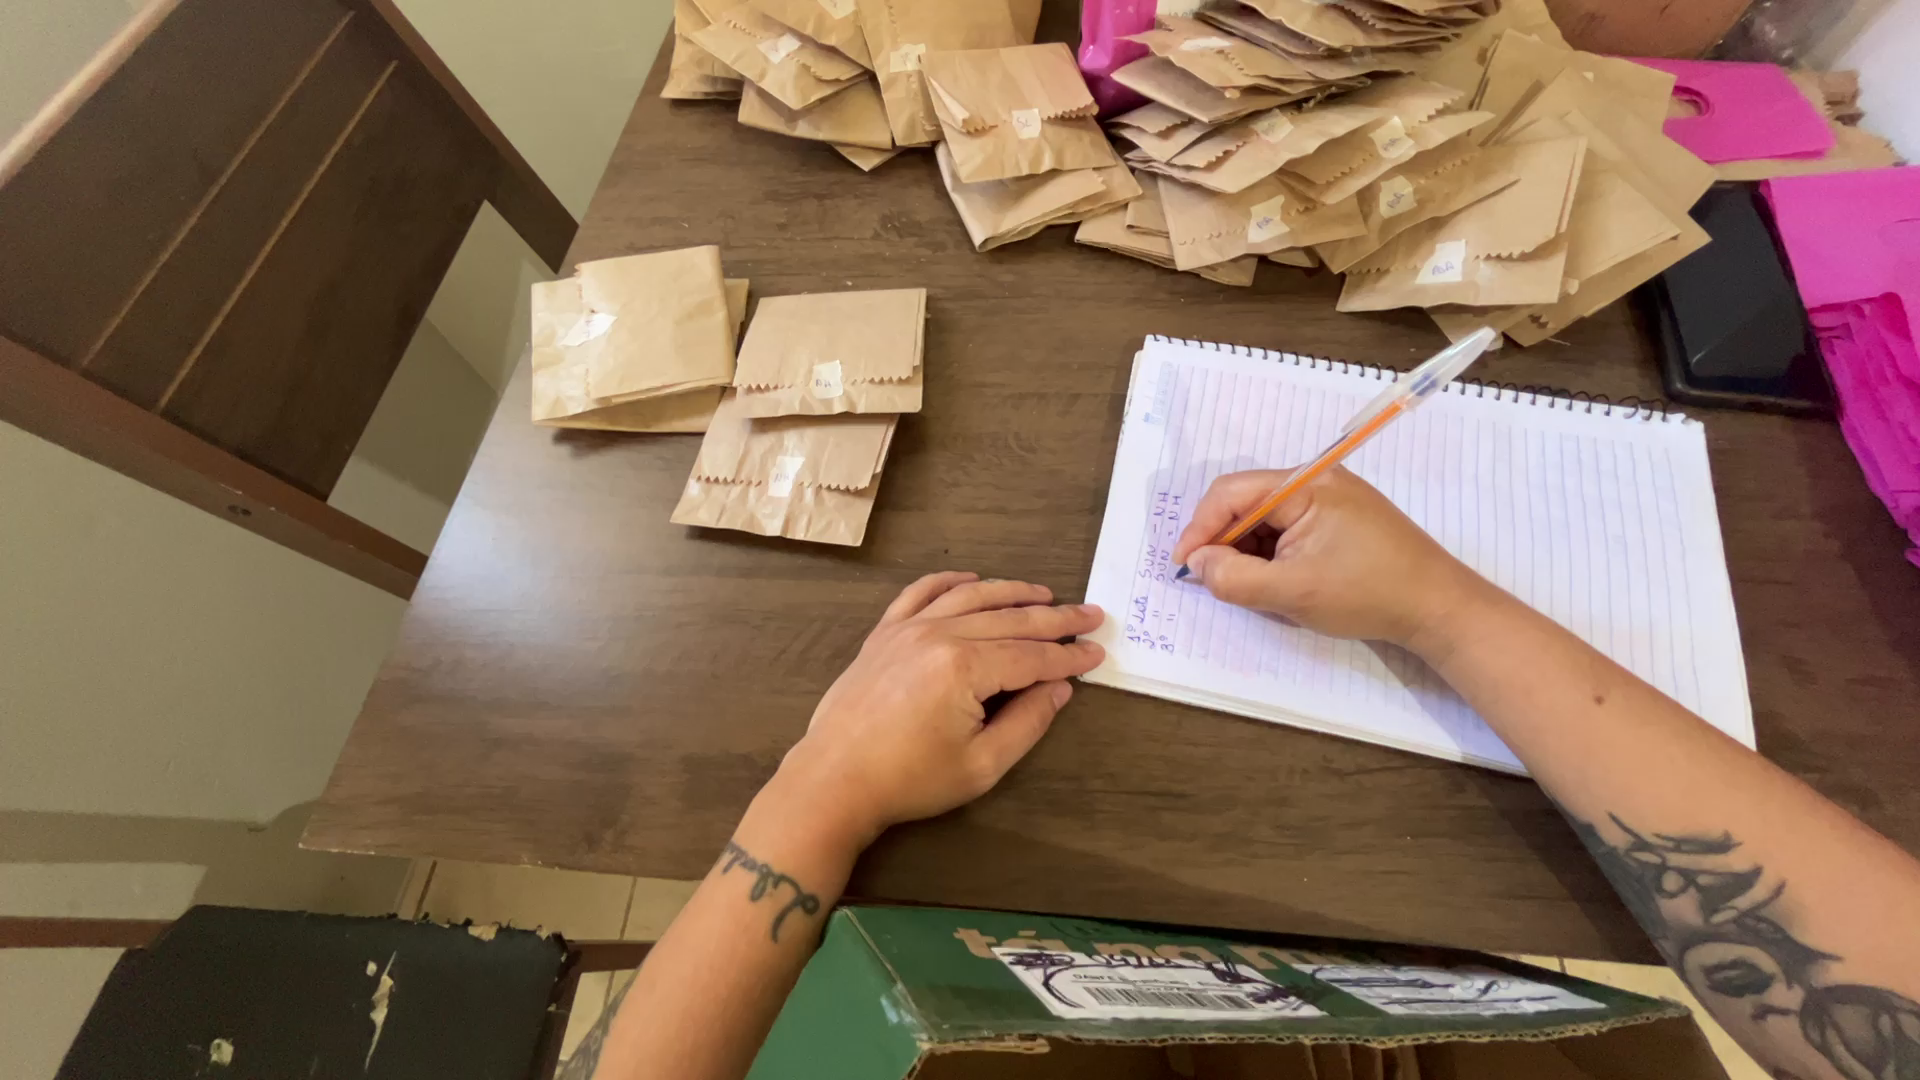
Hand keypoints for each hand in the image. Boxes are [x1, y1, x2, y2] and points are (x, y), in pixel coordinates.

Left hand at [767, 572, 1104, 850]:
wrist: (834, 780)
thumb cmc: (910, 780)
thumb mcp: (981, 764)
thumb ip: (1027, 722)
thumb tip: (1060, 688)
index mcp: (965, 667)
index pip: (1032, 655)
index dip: (1068, 656)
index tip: (1097, 651)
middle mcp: (939, 634)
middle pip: (1009, 620)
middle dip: (1054, 618)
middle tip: (1089, 614)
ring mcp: (907, 628)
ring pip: (970, 596)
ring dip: (1011, 592)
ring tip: (1044, 593)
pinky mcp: (884, 632)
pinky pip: (920, 593)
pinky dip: (949, 581)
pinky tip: (970, 578)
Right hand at [1170, 466, 1497, 652]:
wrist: (1440, 609)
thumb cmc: (1366, 594)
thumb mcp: (1290, 592)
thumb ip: (1232, 577)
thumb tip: (1195, 564)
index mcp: (1305, 484)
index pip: (1231, 493)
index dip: (1199, 528)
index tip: (1184, 565)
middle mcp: (1314, 481)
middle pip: (1244, 503)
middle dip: (1221, 541)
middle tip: (1210, 578)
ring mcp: (1327, 499)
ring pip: (1262, 518)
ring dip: (1243, 550)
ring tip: (1245, 584)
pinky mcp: (1335, 520)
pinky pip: (1284, 529)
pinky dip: (1266, 554)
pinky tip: (1271, 580)